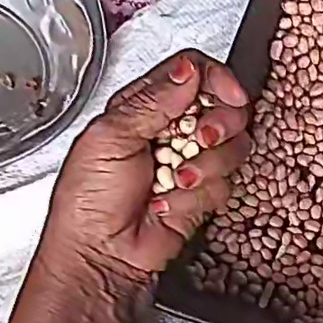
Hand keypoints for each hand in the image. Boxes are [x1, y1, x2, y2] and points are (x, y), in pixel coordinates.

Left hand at [40, 50, 250, 286]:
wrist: (103, 252)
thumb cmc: (90, 199)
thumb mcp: (110, 136)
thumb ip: (153, 101)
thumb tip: (188, 70)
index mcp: (145, 106)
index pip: (193, 73)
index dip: (218, 79)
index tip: (230, 94)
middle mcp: (173, 131)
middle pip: (225, 108)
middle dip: (220, 125)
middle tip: (200, 139)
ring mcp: (193, 162)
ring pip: (233, 148)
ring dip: (206, 166)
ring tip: (174, 180)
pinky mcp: (206, 193)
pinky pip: (226, 183)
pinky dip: (200, 195)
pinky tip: (172, 201)